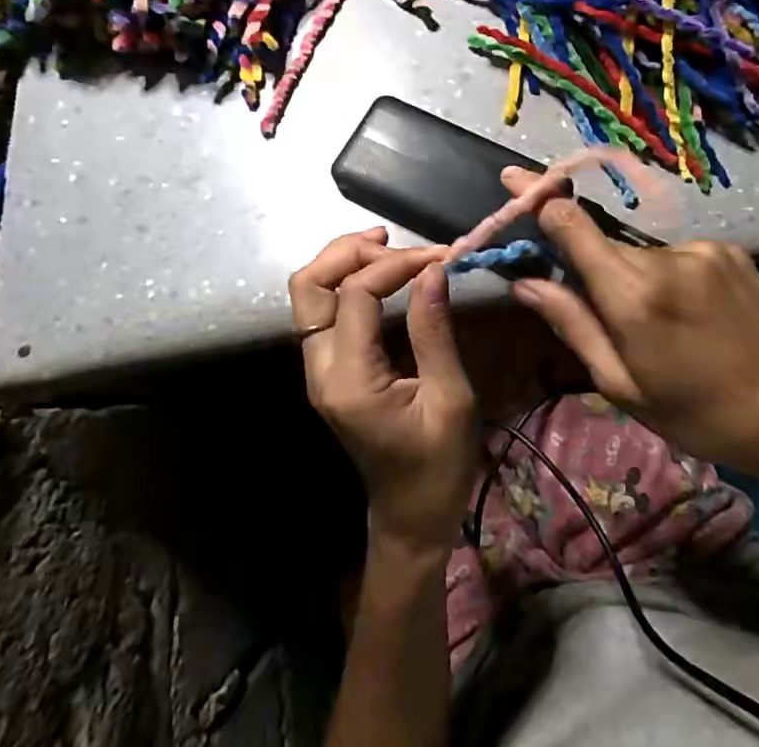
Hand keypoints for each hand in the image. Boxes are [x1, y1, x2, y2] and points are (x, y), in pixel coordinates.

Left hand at [290, 228, 477, 550]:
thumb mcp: (450, 400)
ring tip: (391, 249)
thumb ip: (435, 333)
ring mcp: (319, 371)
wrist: (410, 516)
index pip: (356, 295)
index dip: (398, 265)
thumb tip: (434, 271)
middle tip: (396, 242)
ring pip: (310, 296)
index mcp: (349, 381)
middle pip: (308, 286)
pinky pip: (325, 313)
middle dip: (348, 252)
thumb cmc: (438, 467)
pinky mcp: (330, 372)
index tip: (442, 257)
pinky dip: (349, 284)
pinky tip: (383, 277)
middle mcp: (321, 370)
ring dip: (345, 263)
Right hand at [499, 169, 758, 498]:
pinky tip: (687, 316)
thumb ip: (570, 323)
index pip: (572, 223)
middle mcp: (667, 256)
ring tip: (659, 329)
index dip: (539, 196)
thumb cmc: (697, 414)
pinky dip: (663, 277)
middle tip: (604, 318)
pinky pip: (673, 255)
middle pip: (603, 242)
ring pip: (638, 252)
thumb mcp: (620, 384)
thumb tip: (522, 282)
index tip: (513, 179)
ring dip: (629, 278)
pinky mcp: (729, 250)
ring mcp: (704, 248)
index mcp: (634, 294)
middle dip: (588, 266)